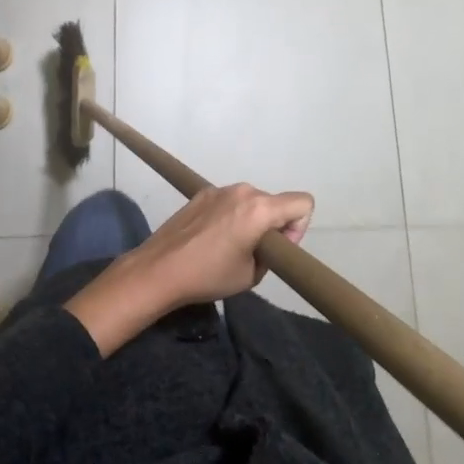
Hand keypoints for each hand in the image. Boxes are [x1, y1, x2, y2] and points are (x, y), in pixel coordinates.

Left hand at [64, 184, 313, 355]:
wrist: (160, 268)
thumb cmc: (209, 275)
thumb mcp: (252, 274)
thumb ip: (271, 254)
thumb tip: (268, 243)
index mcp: (259, 209)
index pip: (303, 203)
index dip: (299, 228)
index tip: (278, 249)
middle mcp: (242, 190)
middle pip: (275, 202)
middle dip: (273, 225)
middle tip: (254, 253)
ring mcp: (219, 189)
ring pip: (252, 201)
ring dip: (251, 220)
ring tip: (230, 247)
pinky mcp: (201, 193)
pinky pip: (230, 201)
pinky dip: (231, 216)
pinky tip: (212, 238)